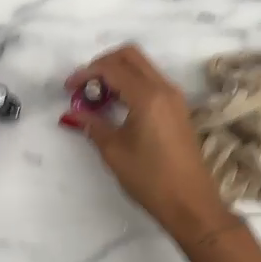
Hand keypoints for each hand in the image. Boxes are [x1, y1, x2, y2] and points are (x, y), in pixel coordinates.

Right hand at [62, 44, 234, 241]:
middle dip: (103, 63)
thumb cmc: (150, 179)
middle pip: (130, 55)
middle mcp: (164, 88)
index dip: (86, 73)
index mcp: (147, 96)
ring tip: (98, 96)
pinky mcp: (178, 109)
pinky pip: (151, 80)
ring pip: (142, 66)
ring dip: (118, 72)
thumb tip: (73, 113)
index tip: (68, 89)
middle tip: (85, 85)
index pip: (112, 67)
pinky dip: (131, 82)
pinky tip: (117, 105)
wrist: (191, 205)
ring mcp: (175, 97)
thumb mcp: (114, 151)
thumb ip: (92, 124)